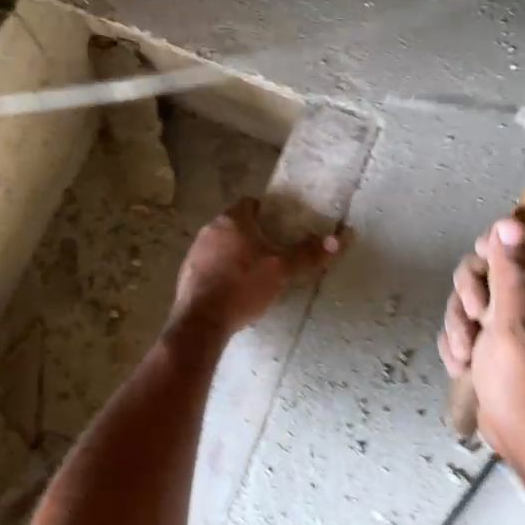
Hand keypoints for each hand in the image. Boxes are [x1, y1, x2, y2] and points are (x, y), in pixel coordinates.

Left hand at [171, 198, 339, 336]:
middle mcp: (210, 229)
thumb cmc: (242, 286)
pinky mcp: (187, 273)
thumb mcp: (280, 270)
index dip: (266, 212)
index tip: (279, 226)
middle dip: (252, 234)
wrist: (201, 321)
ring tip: (255, 272)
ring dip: (235, 253)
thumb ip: (307, 254)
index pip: (250, 203)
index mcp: (232, 220)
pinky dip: (222, 271)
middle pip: (235, 223)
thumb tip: (338, 239)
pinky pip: (209, 264)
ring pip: (221, 244)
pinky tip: (234, 290)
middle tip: (272, 251)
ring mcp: (195, 251)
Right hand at [437, 219, 524, 470]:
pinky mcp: (492, 346)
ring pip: (471, 296)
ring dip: (460, 322)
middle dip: (471, 289)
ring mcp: (512, 324)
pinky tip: (464, 366)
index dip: (503, 238)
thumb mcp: (517, 323)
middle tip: (477, 315)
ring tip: (468, 352)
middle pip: (490, 263)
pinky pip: (464, 326)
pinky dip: (459, 344)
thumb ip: (511, 271)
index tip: (483, 256)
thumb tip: (511, 221)